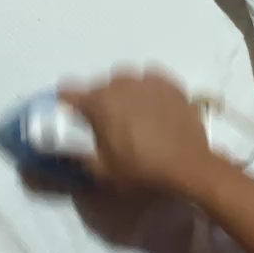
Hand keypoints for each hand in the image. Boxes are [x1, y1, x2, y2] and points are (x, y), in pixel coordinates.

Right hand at [60, 69, 220, 192]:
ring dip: (123, 94)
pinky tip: (153, 109)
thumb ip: (78, 156)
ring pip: (126, 80)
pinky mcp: (171, 84)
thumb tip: (66, 149)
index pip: (68, 92)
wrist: (189, 167)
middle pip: (99, 86)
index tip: (69, 116)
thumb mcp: (102, 172)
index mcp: (98, 102)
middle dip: (98, 102)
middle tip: (107, 126)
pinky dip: (147, 92)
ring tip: (133, 116)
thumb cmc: (140, 171)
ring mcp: (148, 81)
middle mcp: (121, 83)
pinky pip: (151, 81)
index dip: (64, 104)